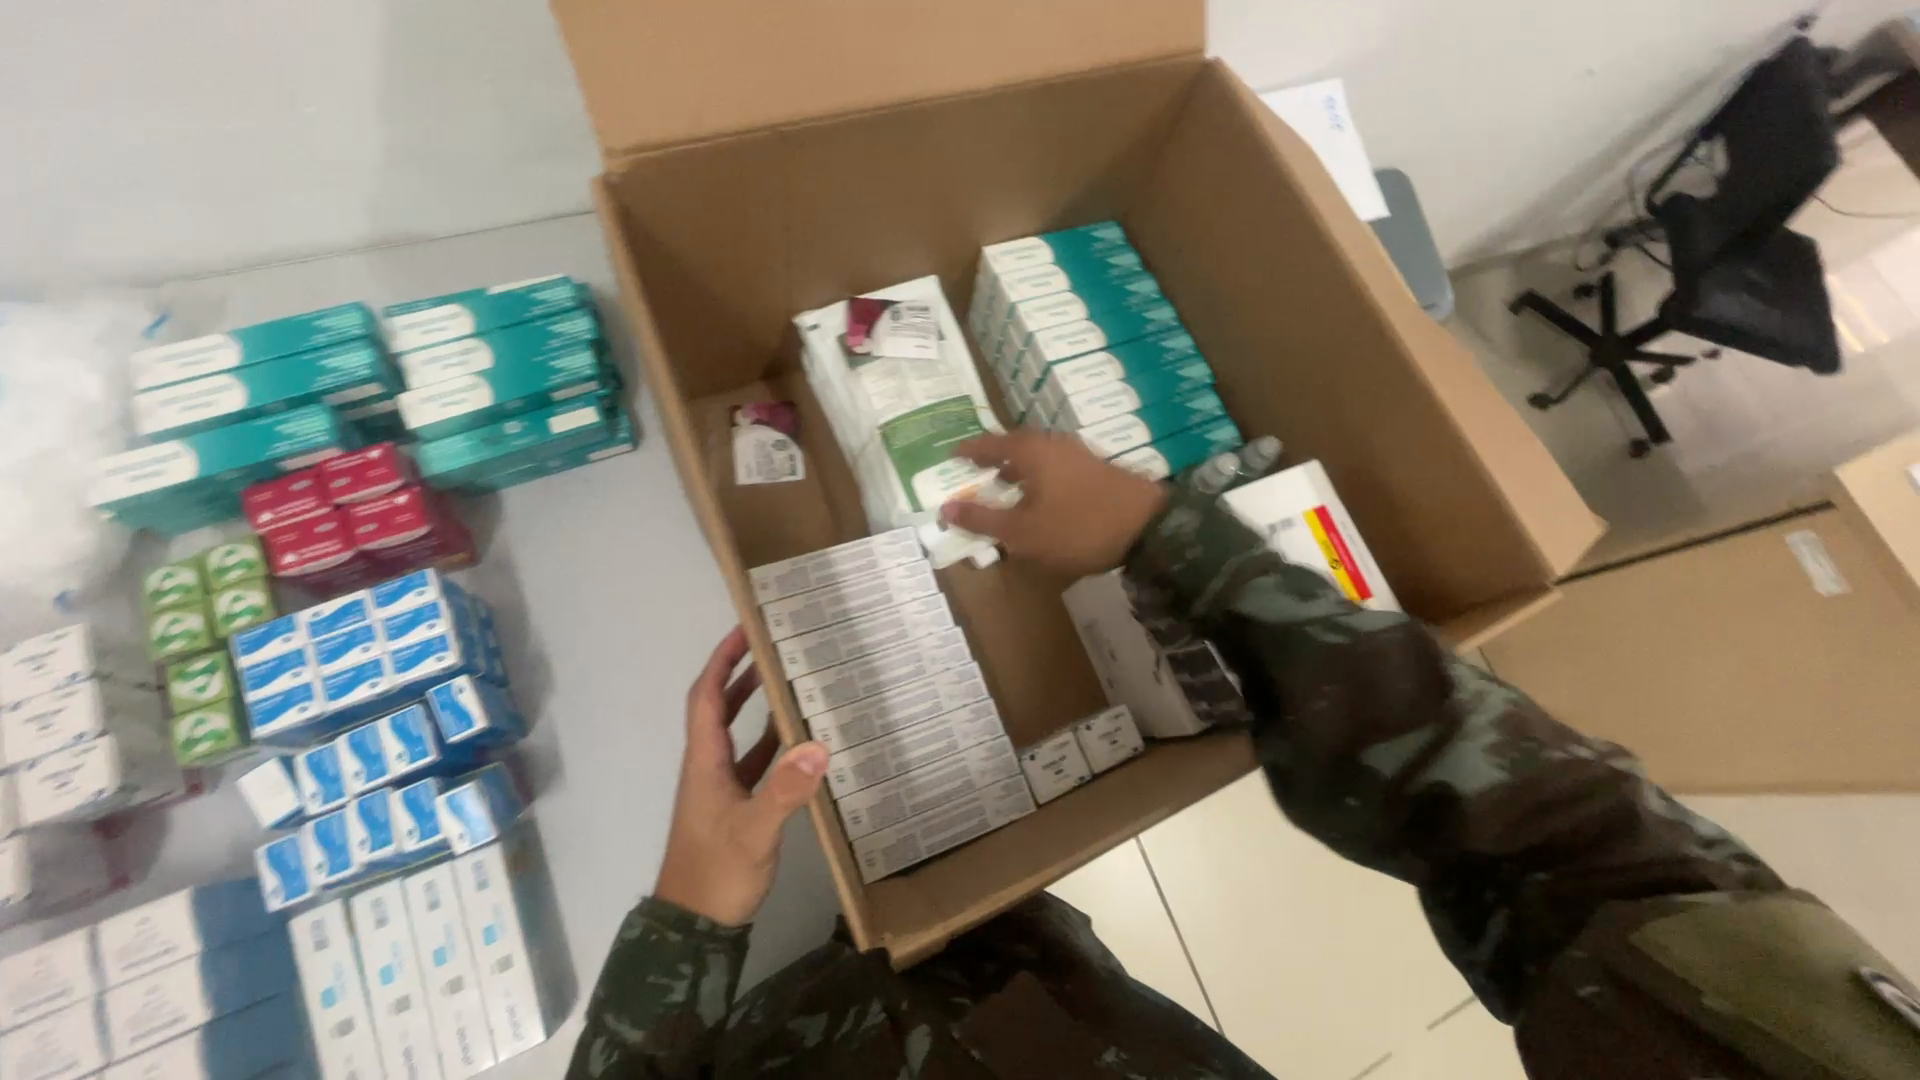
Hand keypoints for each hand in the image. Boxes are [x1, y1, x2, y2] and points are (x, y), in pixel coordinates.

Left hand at [654, 627, 828, 925]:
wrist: (693, 928)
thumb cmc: (716, 873)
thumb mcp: (754, 831)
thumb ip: (785, 790)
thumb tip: (818, 744)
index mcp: (704, 762)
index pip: (706, 698)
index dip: (721, 661)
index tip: (743, 631)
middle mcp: (708, 768)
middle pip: (718, 709)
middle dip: (739, 674)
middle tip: (770, 647)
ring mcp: (720, 789)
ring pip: (735, 735)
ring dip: (754, 706)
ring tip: (787, 682)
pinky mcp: (734, 809)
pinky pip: (752, 763)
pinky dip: (771, 745)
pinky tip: (797, 743)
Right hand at [942, 431, 1168, 576]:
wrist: (1146, 528)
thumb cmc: (1076, 528)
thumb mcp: (1022, 532)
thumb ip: (982, 519)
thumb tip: (945, 508)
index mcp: (1031, 451)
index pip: (990, 443)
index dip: (969, 450)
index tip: (953, 455)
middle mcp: (1054, 444)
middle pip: (1016, 446)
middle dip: (995, 459)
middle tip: (977, 472)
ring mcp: (1079, 454)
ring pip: (1039, 457)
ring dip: (1019, 470)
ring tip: (1006, 488)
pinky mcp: (1096, 469)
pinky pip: (1056, 467)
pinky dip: (1039, 478)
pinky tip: (1041, 499)